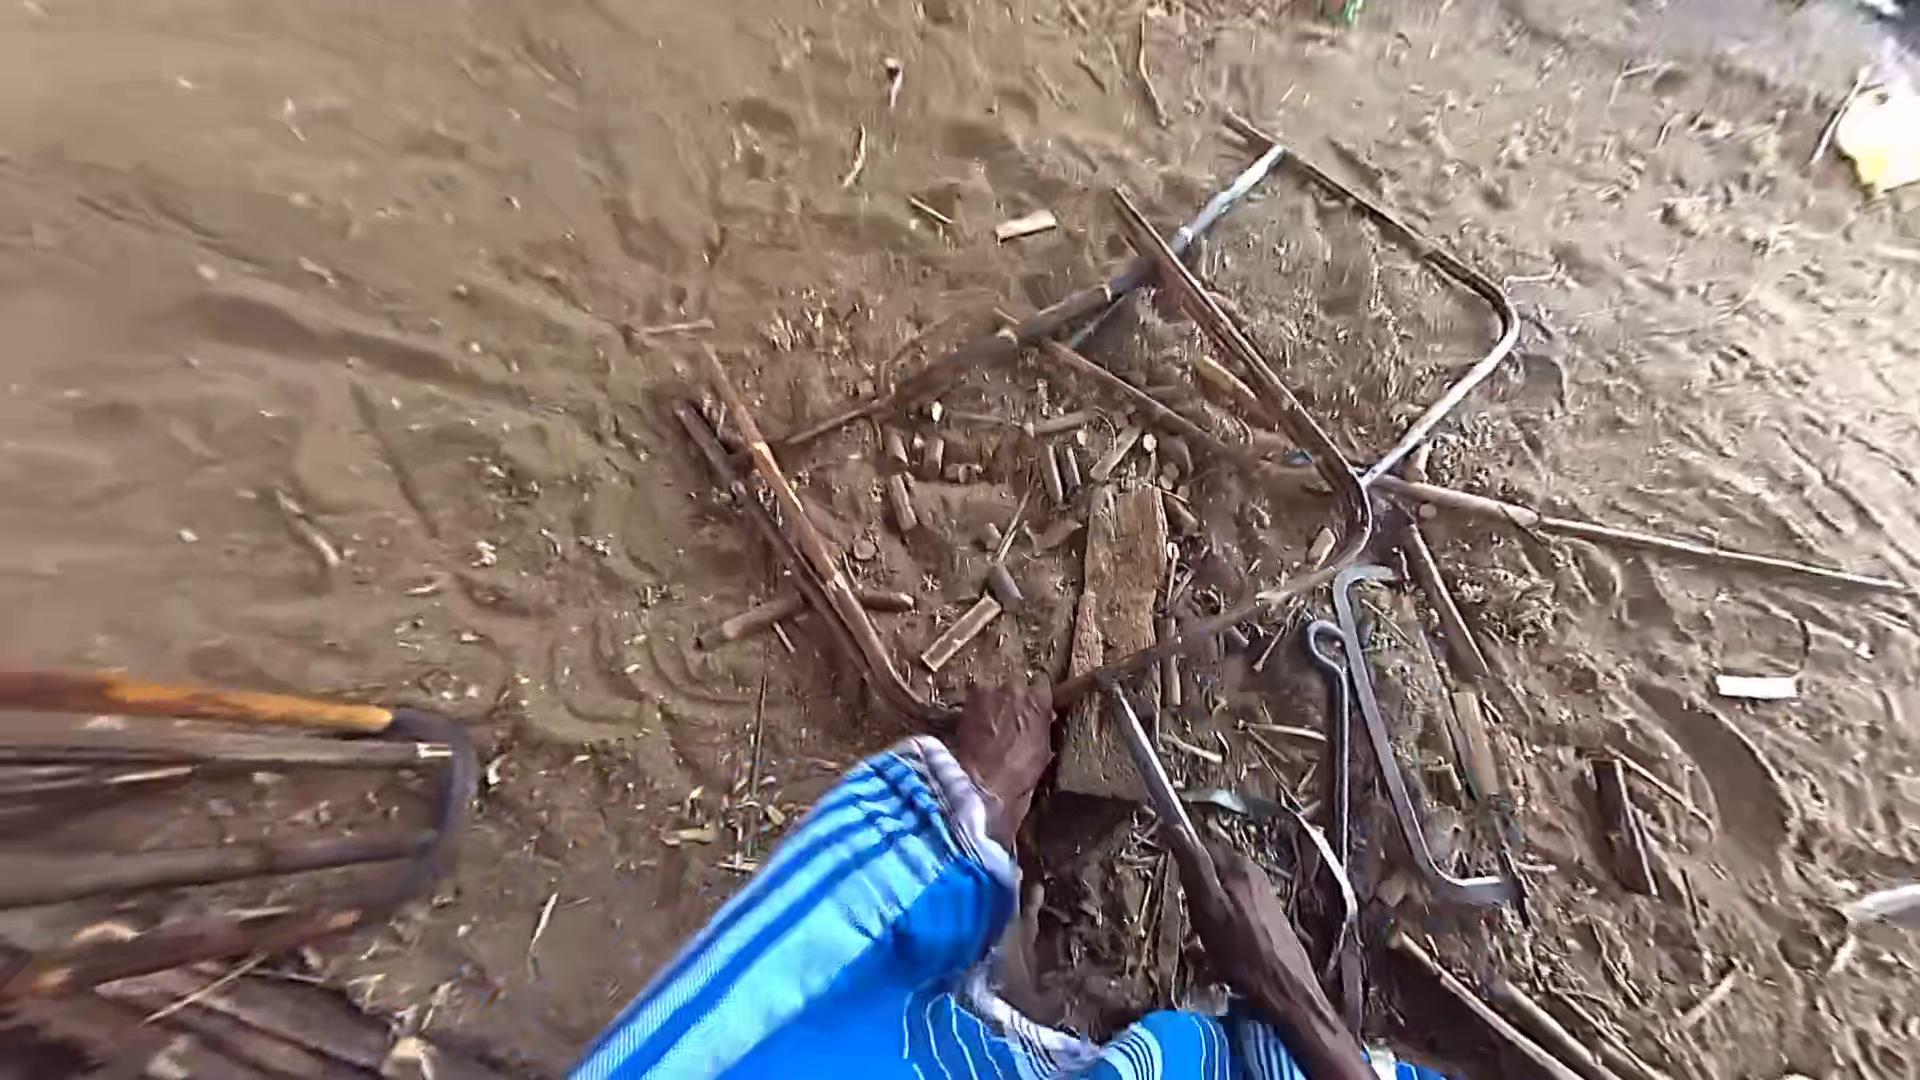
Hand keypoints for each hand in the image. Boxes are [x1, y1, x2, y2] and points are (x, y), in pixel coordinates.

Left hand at [949, 681, 1053, 844]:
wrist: (986, 781)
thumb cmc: (1020, 773)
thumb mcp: (1042, 749)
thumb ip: (1042, 725)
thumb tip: (1046, 716)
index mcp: (1040, 702)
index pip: (1042, 683)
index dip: (1035, 694)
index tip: (1031, 704)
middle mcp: (1018, 689)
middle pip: (1016, 683)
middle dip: (1013, 697)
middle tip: (1007, 715)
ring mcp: (993, 690)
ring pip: (994, 688)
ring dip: (992, 700)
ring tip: (987, 720)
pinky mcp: (971, 697)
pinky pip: (975, 694)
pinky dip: (975, 704)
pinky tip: (973, 719)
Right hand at [1169, 838, 1374, 1079]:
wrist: (1289, 996)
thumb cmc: (1244, 952)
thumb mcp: (1208, 904)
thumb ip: (1192, 863)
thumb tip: (1173, 825)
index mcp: (1238, 864)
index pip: (1199, 842)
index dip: (1182, 860)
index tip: (1176, 883)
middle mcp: (1252, 874)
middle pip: (1209, 870)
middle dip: (1194, 892)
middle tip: (1190, 919)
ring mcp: (1262, 897)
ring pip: (1220, 894)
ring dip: (1205, 914)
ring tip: (1202, 942)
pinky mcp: (1267, 920)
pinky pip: (1233, 914)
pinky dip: (1221, 929)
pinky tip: (1218, 955)